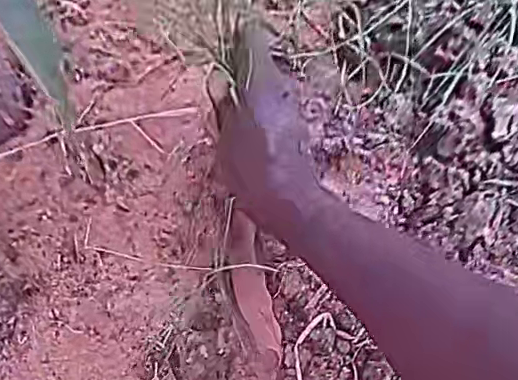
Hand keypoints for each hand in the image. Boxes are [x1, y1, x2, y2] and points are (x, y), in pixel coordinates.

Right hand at [213, 25, 324, 234]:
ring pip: (266, 95)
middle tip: (221, 107)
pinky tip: (251, 148)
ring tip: (234, 134)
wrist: (288, 203)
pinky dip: (262, 124)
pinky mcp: (298, 130)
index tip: (220, 70)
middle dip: (240, 84)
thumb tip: (218, 85)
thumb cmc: (255, 170)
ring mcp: (293, 108)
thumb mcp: (226, 139)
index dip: (233, 50)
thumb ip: (223, 107)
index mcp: (261, 79)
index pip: (249, 39)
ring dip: (251, 107)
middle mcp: (282, 87)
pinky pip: (274, 116)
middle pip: (258, 70)